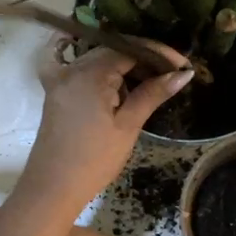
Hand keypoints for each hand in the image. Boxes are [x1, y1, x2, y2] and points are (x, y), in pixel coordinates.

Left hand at [18, 41, 192, 208]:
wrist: (53, 187)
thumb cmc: (94, 159)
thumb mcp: (128, 125)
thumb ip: (153, 94)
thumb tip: (183, 74)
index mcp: (89, 73)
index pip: (130, 49)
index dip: (158, 54)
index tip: (183, 65)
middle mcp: (72, 68)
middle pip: (114, 51)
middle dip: (144, 59)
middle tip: (172, 75)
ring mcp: (61, 78)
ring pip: (99, 60)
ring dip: (126, 68)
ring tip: (153, 84)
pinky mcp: (56, 91)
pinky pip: (84, 72)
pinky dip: (104, 75)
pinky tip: (120, 88)